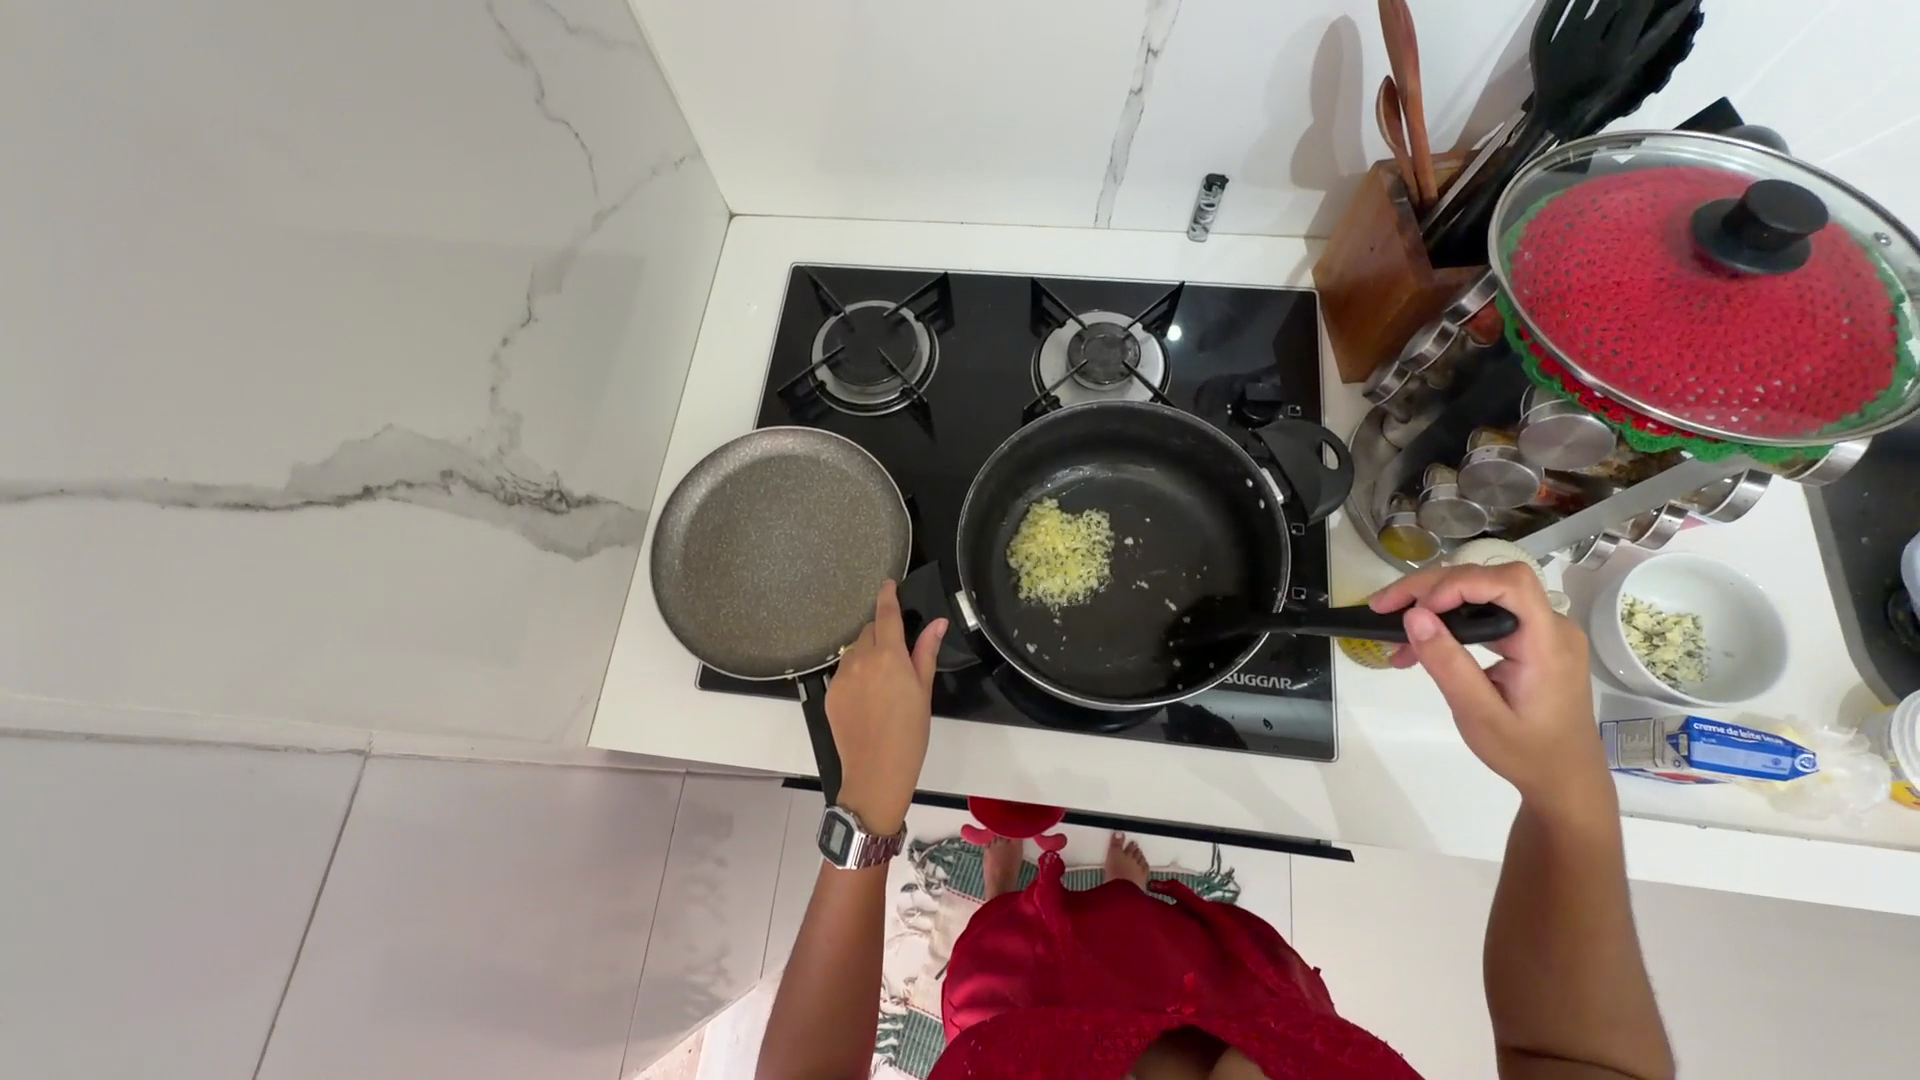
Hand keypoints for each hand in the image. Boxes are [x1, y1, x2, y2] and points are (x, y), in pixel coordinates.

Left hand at [825, 580, 946, 833]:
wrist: (876, 772)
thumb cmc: (910, 733)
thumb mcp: (924, 691)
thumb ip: (926, 652)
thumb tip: (937, 623)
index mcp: (889, 656)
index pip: (886, 614)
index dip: (887, 595)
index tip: (888, 583)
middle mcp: (861, 659)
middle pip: (869, 631)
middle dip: (882, 633)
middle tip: (897, 653)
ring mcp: (841, 677)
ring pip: (854, 651)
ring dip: (868, 654)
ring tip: (883, 681)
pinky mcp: (830, 694)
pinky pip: (844, 672)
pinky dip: (856, 674)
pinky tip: (868, 698)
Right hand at [1369, 562, 1608, 811]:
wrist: (1563, 779)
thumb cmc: (1525, 752)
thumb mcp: (1478, 713)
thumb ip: (1447, 663)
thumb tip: (1414, 616)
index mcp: (1546, 643)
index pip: (1509, 583)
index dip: (1458, 583)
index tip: (1416, 609)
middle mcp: (1551, 626)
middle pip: (1487, 581)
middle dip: (1430, 589)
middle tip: (1382, 607)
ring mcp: (1542, 631)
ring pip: (1480, 594)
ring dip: (1432, 605)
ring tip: (1394, 633)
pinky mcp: (1530, 640)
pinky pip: (1484, 614)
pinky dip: (1448, 621)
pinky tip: (1421, 645)